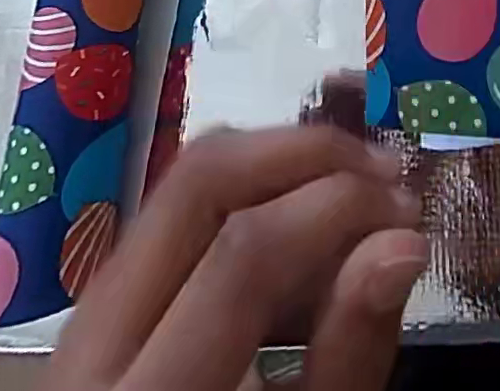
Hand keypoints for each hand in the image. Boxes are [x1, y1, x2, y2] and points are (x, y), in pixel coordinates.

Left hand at [46, 127, 425, 390]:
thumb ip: (352, 348)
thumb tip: (407, 240)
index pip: (244, 253)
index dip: (339, 207)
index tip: (408, 211)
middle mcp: (93, 339)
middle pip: (201, 180)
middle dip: (310, 152)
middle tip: (385, 171)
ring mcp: (91, 308)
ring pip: (191, 177)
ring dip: (288, 160)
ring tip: (358, 188)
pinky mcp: (109, 295)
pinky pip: (188, 206)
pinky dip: (263, 189)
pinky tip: (310, 222)